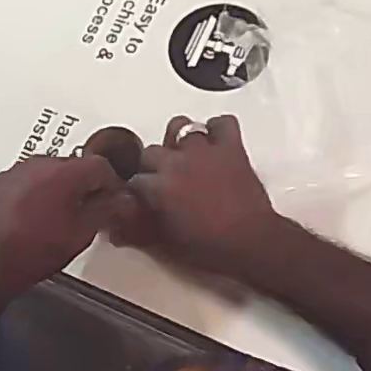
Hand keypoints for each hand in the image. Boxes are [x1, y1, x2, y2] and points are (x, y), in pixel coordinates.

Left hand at [0, 154, 124, 296]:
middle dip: (84, 184)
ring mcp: (18, 171)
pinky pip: (29, 178)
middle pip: (73, 165)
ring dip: (59, 185)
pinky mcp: (3, 181)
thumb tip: (121, 200)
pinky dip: (37, 189)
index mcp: (64, 172)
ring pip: (50, 170)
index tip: (113, 196)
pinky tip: (39, 212)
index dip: (111, 183)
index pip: (99, 165)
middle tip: (90, 207)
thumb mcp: (82, 232)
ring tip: (62, 213)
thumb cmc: (36, 250)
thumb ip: (107, 209)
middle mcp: (39, 164)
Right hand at [116, 115, 286, 273]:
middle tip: (160, 179)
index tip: (141, 196)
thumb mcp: (165, 243)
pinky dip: (217, 129)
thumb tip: (121, 230)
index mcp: (157, 186)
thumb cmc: (211, 246)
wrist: (250, 243)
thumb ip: (139, 229)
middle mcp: (176, 163)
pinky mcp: (230, 148)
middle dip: (152, 164)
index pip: (134, 179)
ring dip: (179, 140)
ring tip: (182, 154)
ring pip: (181, 127)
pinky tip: (213, 143)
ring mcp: (204, 152)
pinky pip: (222, 123)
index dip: (137, 189)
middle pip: (151, 151)